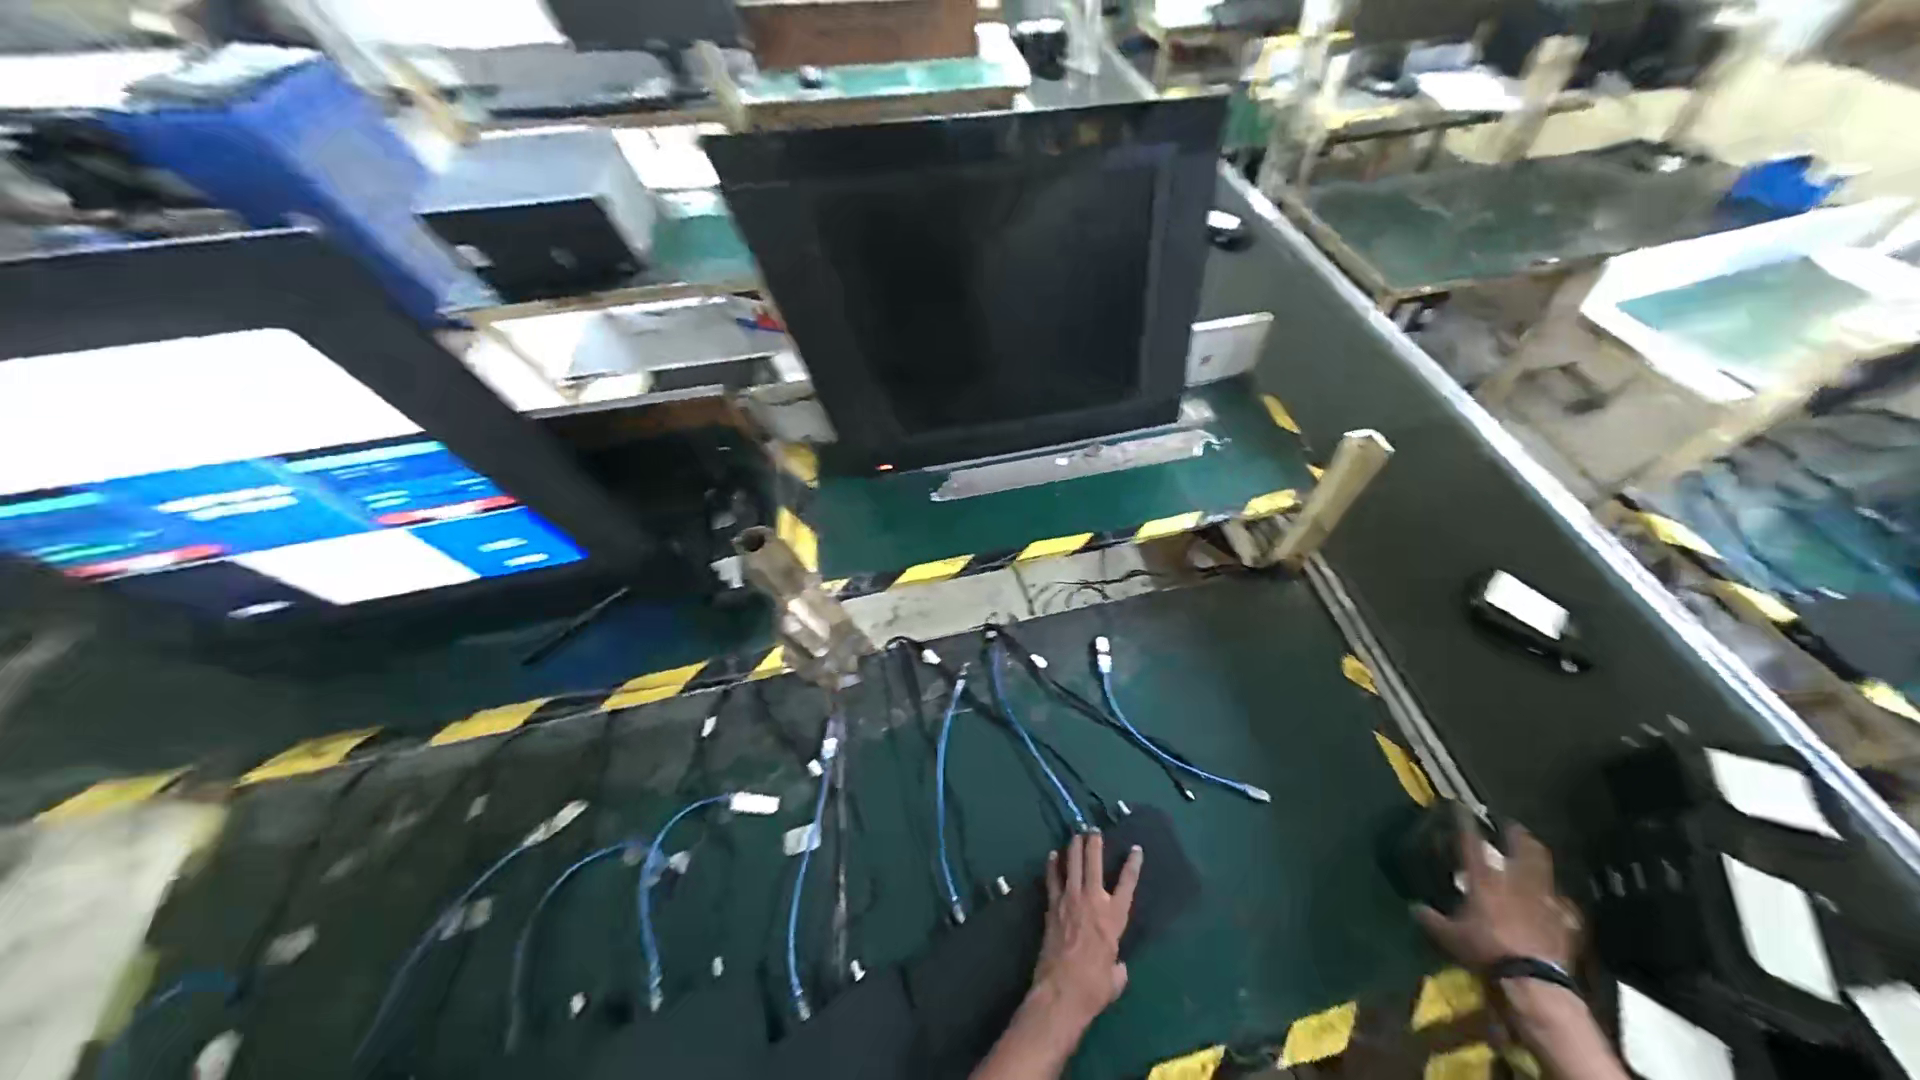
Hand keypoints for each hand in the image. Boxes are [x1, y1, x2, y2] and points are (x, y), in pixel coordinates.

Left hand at [1029, 832, 1143, 1031]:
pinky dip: (1052, 865)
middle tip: (1094, 830)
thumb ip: (1117, 965)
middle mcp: (1093, 901)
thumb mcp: (1116, 978)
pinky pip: (1052, 878)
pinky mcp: (1052, 906)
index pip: (1128, 883)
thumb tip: (1115, 965)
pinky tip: (1052, 855)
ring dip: (1074, 846)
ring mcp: (1070, 900)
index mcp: (1115, 917)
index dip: (1133, 864)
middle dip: (1094, 843)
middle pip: (1094, 863)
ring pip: (1072, 864)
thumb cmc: (1094, 987)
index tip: (1136, 849)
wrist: (1062, 990)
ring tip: (1075, 834)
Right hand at [1413, 806, 1580, 971]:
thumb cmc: (1486, 950)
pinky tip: (1558, 900)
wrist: (1533, 980)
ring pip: (1545, 869)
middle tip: (1511, 824)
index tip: (1460, 806)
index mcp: (1484, 880)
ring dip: (1538, 858)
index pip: (1471, 842)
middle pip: (1520, 848)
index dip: (1465, 822)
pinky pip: (1564, 905)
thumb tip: (1414, 907)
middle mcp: (1515, 882)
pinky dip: (1559, 900)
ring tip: (1535, 850)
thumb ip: (1430, 918)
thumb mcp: (1447, 935)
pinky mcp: (1563, 922)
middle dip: (1516, 833)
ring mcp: (1543, 901)